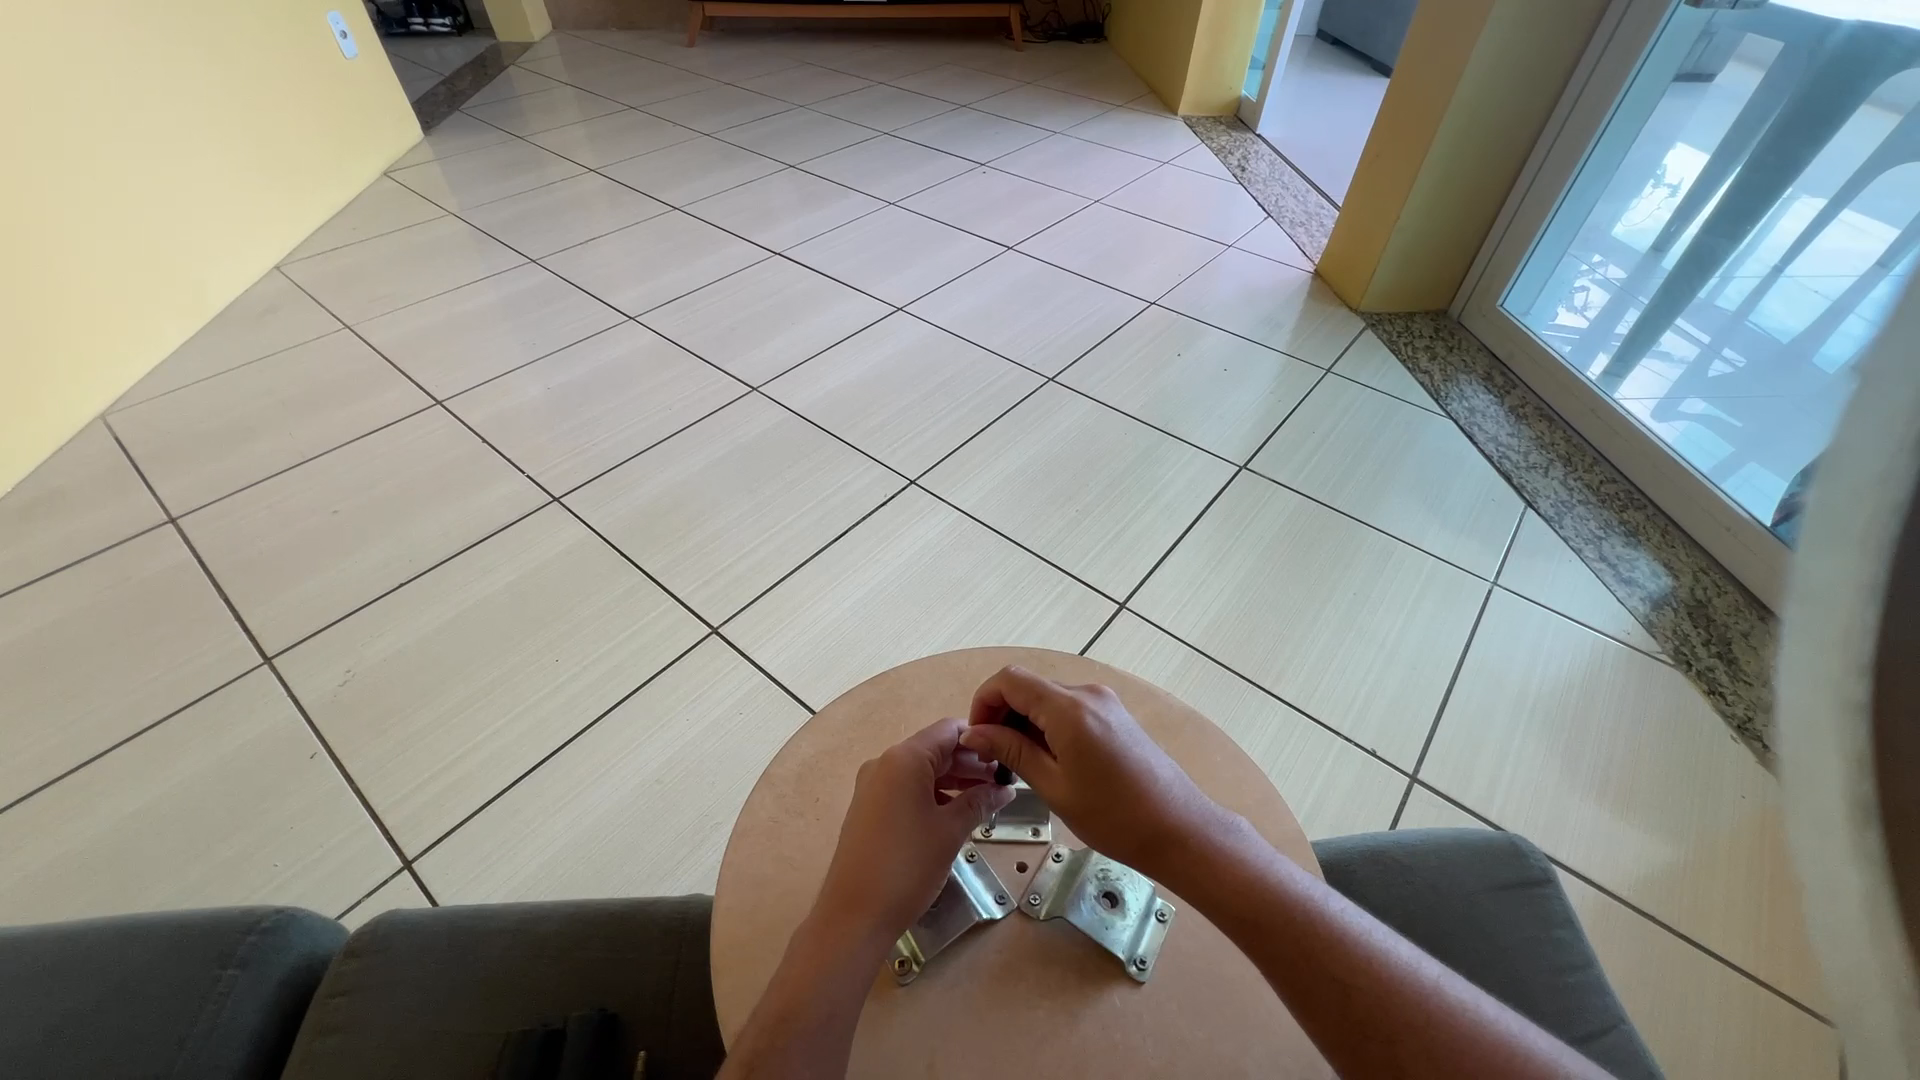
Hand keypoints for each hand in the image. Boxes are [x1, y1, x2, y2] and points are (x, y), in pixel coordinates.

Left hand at [812, 717, 1015, 942]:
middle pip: (935, 749)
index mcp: (904, 759)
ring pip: (921, 770)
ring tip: (986, 800)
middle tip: (1003, 783)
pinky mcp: (869, 808)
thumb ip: (979, 802)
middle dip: (970, 763)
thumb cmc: (907, 866)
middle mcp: (885, 764)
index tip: (1007, 757)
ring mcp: (873, 786)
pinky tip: (956, 813)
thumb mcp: (950, 832)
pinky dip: (933, 794)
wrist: (854, 915)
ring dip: (953, 780)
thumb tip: (1004, 790)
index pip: (949, 730)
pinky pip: (907, 788)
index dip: (980, 741)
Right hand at [958, 666, 1228, 878]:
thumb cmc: (1114, 817)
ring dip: (1024, 723)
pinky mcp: (1114, 715)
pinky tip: (1048, 762)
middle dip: (1002, 715)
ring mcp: (1103, 702)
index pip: (1009, 680)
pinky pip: (1068, 709)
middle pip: (1028, 686)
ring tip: (1019, 766)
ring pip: (1047, 699)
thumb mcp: (1053, 787)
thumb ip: (1012, 751)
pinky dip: (1047, 727)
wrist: (1179, 829)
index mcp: (1069, 708)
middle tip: (993, 759)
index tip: (978, 739)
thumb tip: (974, 733)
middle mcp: (1086, 694)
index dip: (984, 702)